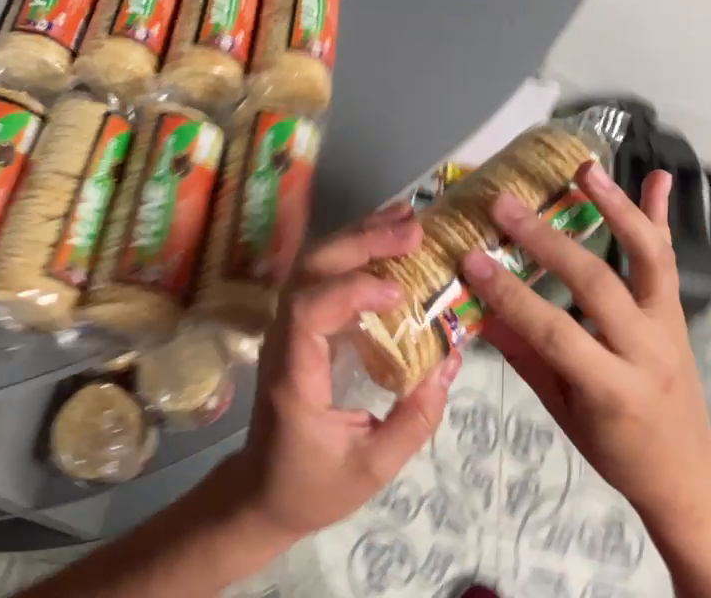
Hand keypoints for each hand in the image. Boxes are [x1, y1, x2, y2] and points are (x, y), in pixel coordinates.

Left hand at [221, 202, 461, 541]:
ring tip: (404, 218)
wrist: (262, 492)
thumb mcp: (372, 469)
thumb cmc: (312, 485)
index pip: (308, 311)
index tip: (398, 293)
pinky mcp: (300, 327)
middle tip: (413, 228)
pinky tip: (385, 243)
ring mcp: (287, 328)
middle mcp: (283, 339)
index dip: (350, 291)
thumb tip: (448, 363)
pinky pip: (321, 278)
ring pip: (312, 265)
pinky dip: (354, 254)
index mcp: (293, 373)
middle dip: (359, 242)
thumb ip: (413, 421)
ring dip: (357, 237)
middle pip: (308, 271)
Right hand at [464, 163, 710, 597]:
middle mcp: (648, 348)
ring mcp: (668, 323)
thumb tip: (474, 310)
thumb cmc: (616, 448)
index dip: (512, 295)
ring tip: (586, 171)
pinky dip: (661, 216)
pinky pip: (667, 259)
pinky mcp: (677, 309)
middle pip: (597, 283)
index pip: (556, 331)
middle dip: (546, 242)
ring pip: (648, 258)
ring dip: (617, 209)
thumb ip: (523, 355)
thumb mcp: (561, 410)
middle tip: (505, 206)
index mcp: (613, 386)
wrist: (686, 470)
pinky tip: (658, 177)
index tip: (471, 261)